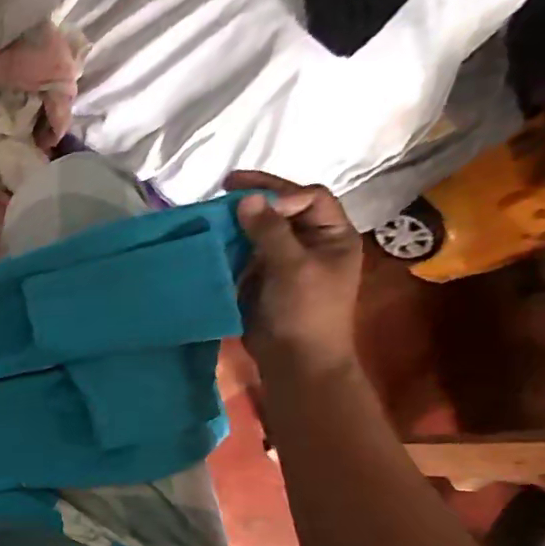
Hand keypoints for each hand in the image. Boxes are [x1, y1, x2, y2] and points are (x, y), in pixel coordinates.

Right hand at [227, 170, 362, 378]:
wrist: (294, 359)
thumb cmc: (305, 311)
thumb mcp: (292, 267)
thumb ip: (269, 231)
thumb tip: (246, 198)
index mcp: (332, 236)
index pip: (310, 198)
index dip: (282, 194)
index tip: (251, 202)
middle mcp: (310, 243)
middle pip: (284, 209)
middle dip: (257, 197)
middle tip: (225, 185)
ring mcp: (284, 261)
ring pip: (261, 228)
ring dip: (239, 220)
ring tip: (213, 211)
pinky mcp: (261, 277)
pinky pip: (245, 251)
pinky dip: (229, 242)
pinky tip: (212, 238)